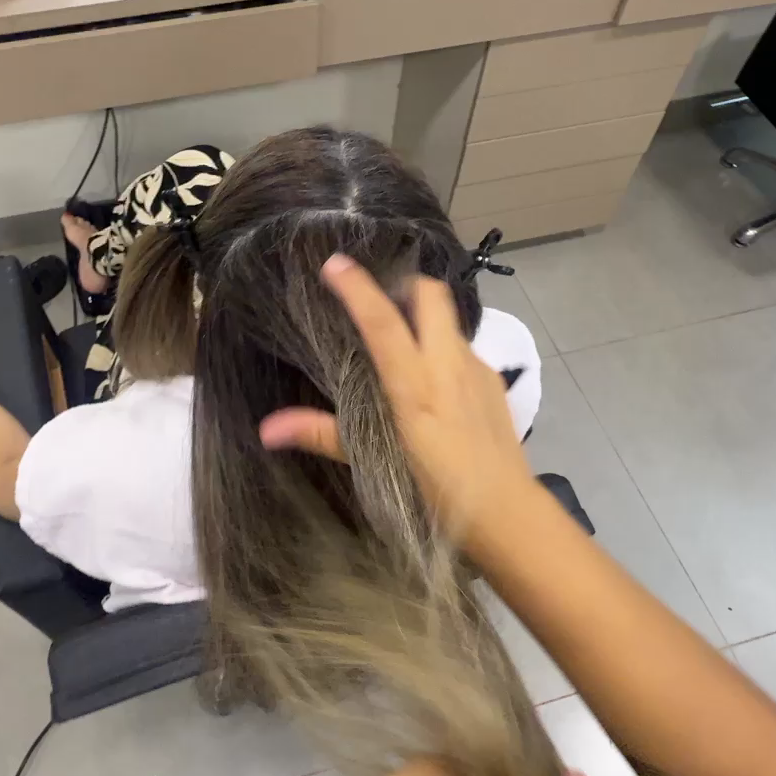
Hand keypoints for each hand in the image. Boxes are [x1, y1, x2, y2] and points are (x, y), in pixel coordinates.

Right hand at [257, 254, 540, 536]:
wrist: (507, 512)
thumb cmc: (437, 490)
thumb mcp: (377, 462)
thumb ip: (324, 435)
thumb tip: (267, 429)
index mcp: (415, 383)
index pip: (382, 320)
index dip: (357, 287)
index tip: (335, 263)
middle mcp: (449, 364)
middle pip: (431, 295)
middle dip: (403, 284)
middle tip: (377, 296)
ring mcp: (477, 368)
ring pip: (449, 319)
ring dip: (423, 315)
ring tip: (400, 337)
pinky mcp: (494, 381)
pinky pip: (462, 347)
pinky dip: (441, 347)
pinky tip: (432, 378)